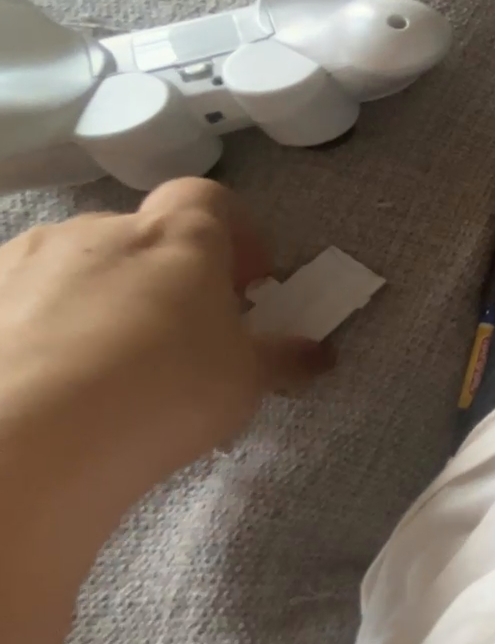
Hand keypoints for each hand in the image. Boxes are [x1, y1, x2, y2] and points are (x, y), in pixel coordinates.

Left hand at [0, 179, 330, 497]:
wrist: (21, 446)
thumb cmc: (165, 390)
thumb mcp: (249, 378)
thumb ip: (281, 356)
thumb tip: (316, 354)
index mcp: (180, 238)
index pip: (210, 198)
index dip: (235, 233)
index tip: (246, 283)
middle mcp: (95, 233)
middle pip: (140, 235)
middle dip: (164, 272)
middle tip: (183, 329)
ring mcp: (15, 263)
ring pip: (73, 266)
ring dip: (97, 297)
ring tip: (105, 363)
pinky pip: (17, 302)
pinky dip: (36, 328)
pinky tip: (50, 380)